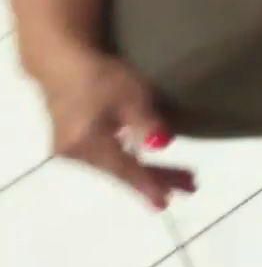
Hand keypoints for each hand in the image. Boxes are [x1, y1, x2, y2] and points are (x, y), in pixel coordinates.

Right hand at [35, 48, 193, 208]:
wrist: (64, 63)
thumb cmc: (103, 78)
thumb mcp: (132, 98)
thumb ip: (146, 123)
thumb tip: (160, 146)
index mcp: (87, 143)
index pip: (125, 170)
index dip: (147, 185)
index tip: (164, 203)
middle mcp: (74, 151)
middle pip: (122, 171)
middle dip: (157, 180)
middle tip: (192, 188)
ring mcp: (71, 147)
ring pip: (117, 166)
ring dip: (149, 173)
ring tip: (183, 180)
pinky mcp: (75, 140)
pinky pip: (110, 159)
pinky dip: (134, 164)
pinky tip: (152, 167)